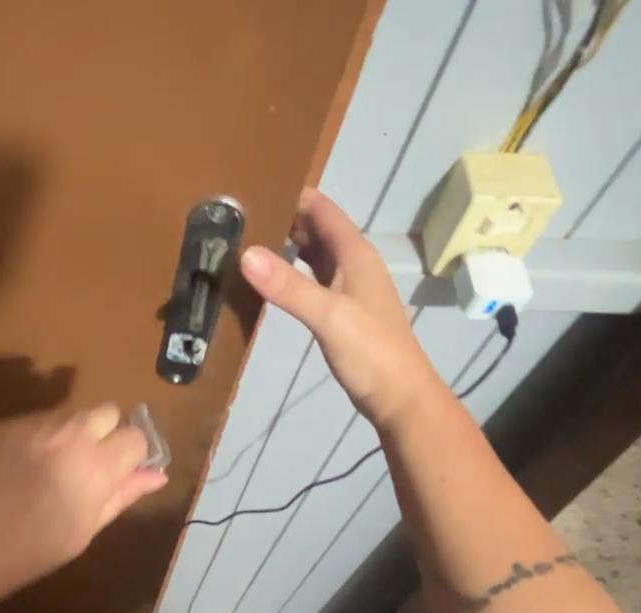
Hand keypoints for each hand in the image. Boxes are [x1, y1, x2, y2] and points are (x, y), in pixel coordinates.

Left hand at [0, 403, 168, 600]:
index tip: (125, 475)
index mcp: (95, 465)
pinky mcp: (7, 428)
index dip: (136, 455)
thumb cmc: (32, 552)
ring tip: (60, 471)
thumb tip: (157, 475)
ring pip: (73, 415)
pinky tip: (29, 469)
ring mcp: (35, 427)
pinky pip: (41, 422)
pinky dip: (47, 438)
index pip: (136, 437)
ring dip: (78, 434)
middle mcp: (69, 435)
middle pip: (107, 412)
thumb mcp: (84, 530)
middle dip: (109, 433)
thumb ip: (122, 496)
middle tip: (95, 469)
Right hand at [239, 188, 442, 423]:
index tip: (254, 187)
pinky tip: (271, 280)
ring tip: (247, 241)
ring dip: (288, 245)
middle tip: (241, 215)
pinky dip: (293, 273)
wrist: (399, 396)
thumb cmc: (370, 352)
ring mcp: (349, 288)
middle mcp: (354, 263)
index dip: (293, 194)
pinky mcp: (342, 311)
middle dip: (285, 217)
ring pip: (315, 254)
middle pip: (317, 228)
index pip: (322, 209)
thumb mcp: (327, 316)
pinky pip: (314, 279)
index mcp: (355, 254)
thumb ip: (288, 286)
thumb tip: (246, 254)